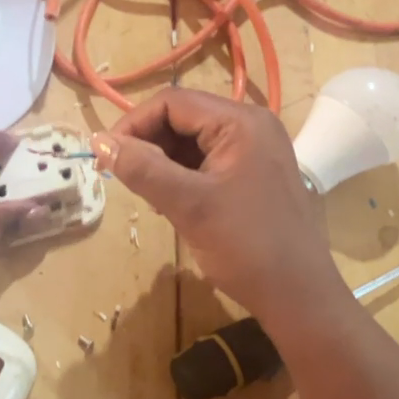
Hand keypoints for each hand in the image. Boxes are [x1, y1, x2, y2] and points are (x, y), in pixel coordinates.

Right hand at [98, 89, 345, 324]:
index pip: (172, 102)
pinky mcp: (253, 174)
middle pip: (182, 118)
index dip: (133, 124)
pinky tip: (171, 204)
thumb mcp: (188, 205)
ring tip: (149, 196)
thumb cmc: (246, 247)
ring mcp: (254, 150)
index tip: (106, 156)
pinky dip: (181, 176)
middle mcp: (250, 126)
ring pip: (191, 141)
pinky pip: (206, 161)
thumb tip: (100, 141)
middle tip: (125, 179)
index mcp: (241, 123)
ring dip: (162, 162)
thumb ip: (142, 168)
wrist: (298, 296)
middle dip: (148, 144)